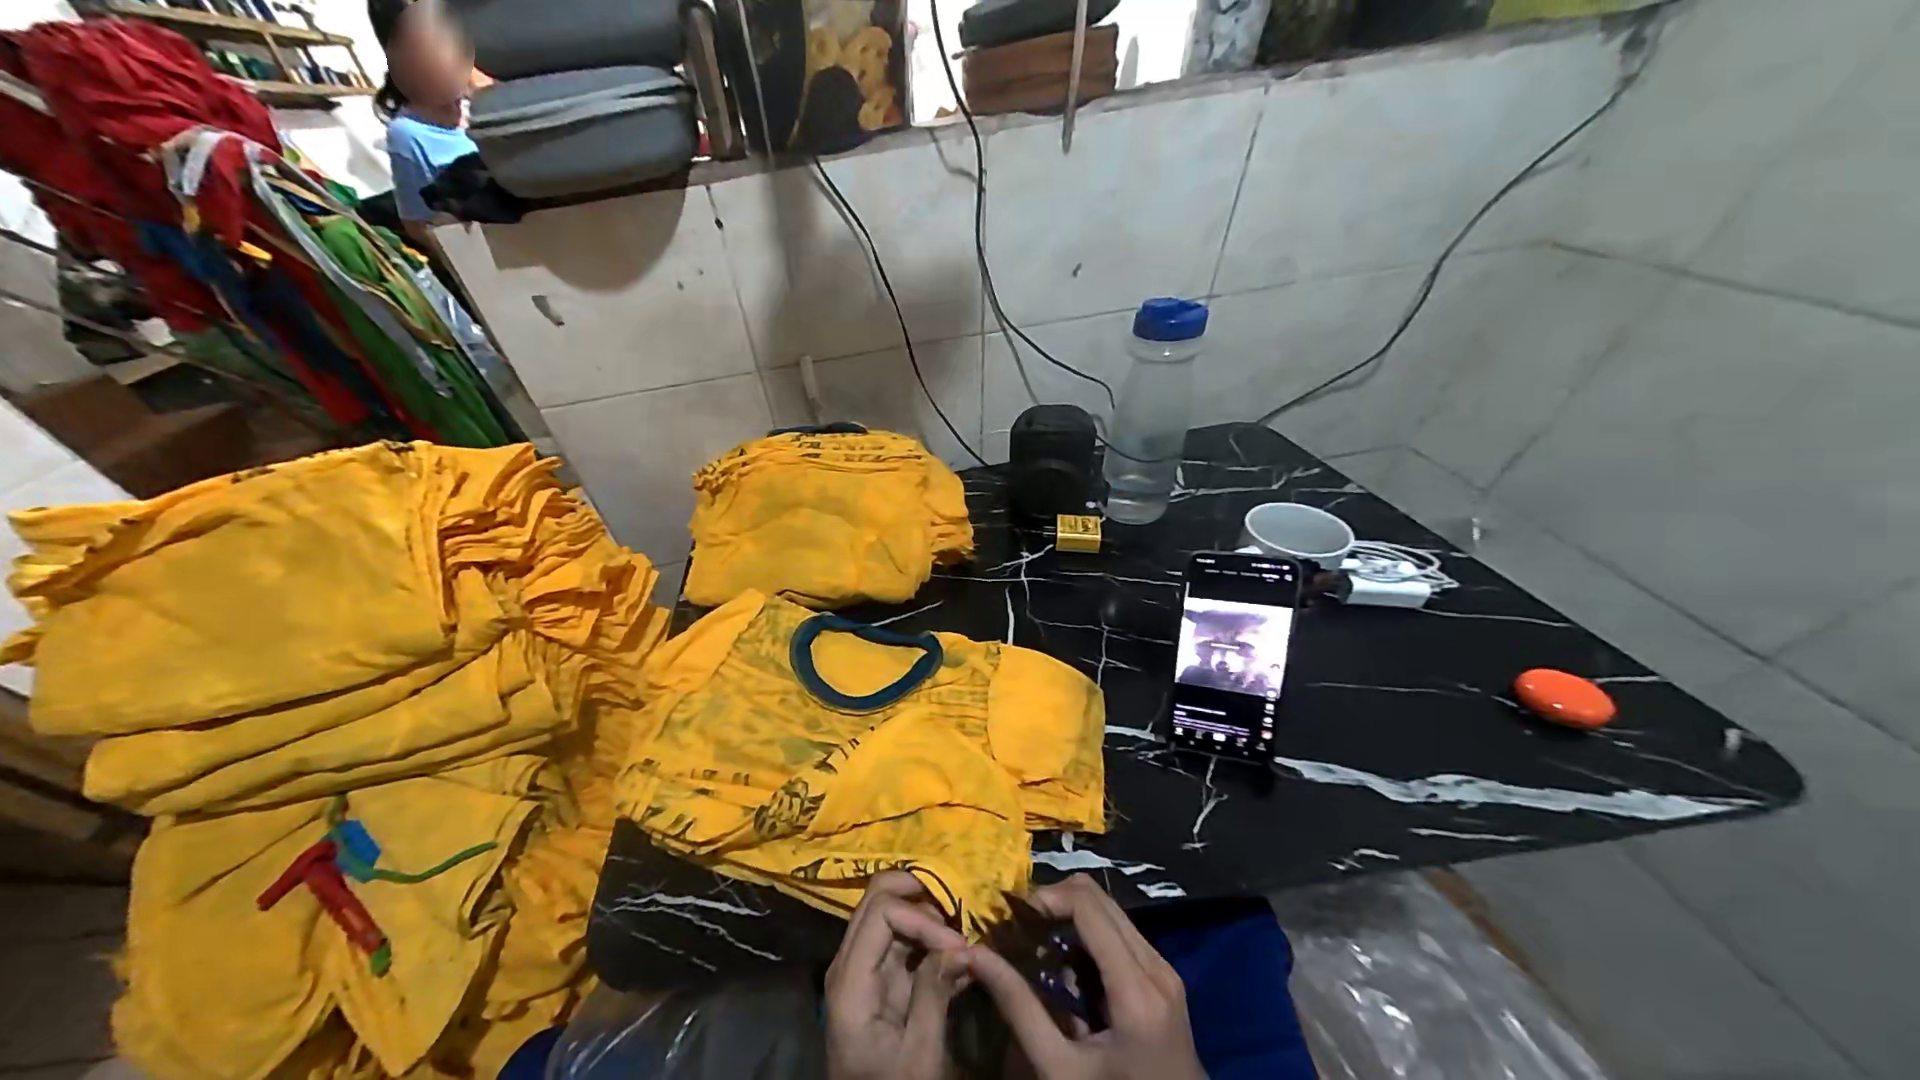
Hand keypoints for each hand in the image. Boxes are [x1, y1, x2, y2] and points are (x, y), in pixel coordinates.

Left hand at [826, 871, 971, 1079]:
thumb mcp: (919, 1056)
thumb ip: (935, 995)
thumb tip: (962, 947)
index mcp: (850, 981)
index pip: (880, 912)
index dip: (921, 917)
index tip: (957, 945)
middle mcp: (849, 963)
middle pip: (877, 898)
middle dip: (920, 898)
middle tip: (957, 917)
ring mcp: (862, 967)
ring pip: (889, 910)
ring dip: (926, 915)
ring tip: (960, 939)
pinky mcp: (877, 976)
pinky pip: (899, 937)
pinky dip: (927, 935)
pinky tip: (956, 956)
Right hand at [964, 875, 1205, 1079]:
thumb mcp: (1059, 1069)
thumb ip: (1019, 1008)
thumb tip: (976, 955)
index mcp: (1136, 987)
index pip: (1087, 905)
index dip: (1045, 898)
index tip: (1011, 918)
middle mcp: (1156, 965)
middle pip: (1099, 897)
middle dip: (1053, 903)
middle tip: (1018, 928)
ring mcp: (1164, 969)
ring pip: (1109, 910)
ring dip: (1069, 918)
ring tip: (1036, 947)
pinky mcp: (1163, 977)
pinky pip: (1120, 934)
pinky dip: (1087, 937)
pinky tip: (1065, 968)